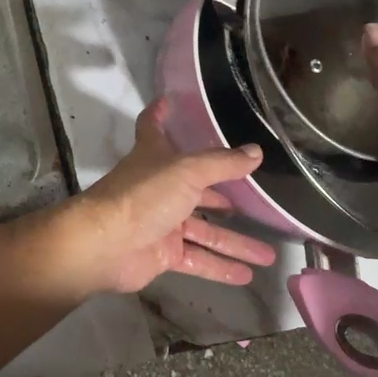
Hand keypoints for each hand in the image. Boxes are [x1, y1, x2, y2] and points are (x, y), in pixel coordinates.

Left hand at [47, 100, 275, 295]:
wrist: (108, 243)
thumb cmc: (144, 195)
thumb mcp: (186, 171)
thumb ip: (221, 163)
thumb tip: (256, 151)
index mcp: (154, 155)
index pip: (154, 126)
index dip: (160, 112)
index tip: (170, 100)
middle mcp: (157, 184)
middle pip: (193, 186)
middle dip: (221, 194)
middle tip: (256, 200)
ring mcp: (160, 220)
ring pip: (203, 229)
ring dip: (233, 241)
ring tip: (269, 253)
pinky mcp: (162, 252)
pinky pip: (198, 259)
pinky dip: (221, 267)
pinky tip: (247, 275)